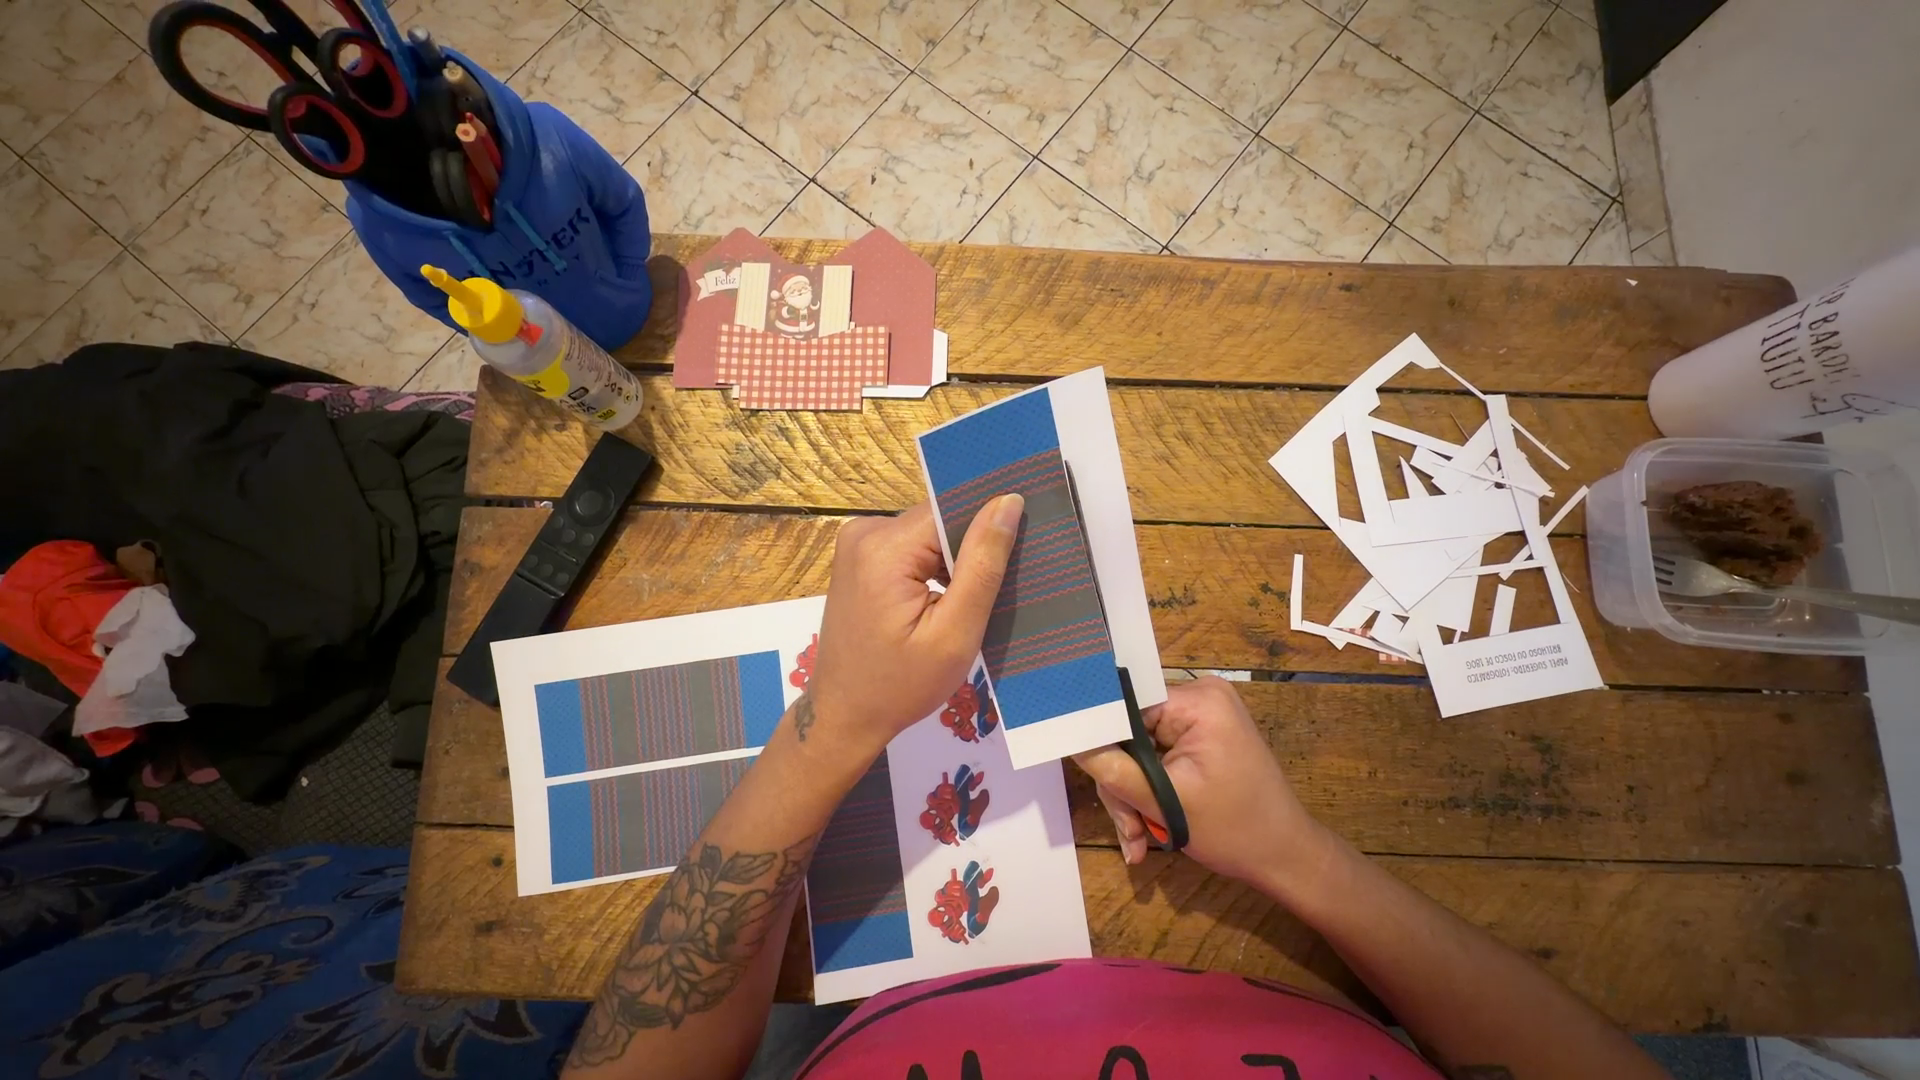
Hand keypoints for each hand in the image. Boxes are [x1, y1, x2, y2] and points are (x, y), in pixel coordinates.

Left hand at [806, 496, 1023, 753]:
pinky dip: (932, 568)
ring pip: (928, 533)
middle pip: (939, 520)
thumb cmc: (901, 685)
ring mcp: (857, 543)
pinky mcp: (859, 558)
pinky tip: (944, 602)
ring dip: (953, 561)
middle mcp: (864, 532)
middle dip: (971, 549)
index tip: (1021, 548)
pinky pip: (910, 547)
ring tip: (968, 602)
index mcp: (884, 547)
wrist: (845, 715)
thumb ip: (983, 564)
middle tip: (997, 589)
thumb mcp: (955, 633)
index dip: (989, 526)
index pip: (953, 509)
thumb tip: (1009, 502)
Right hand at [1074, 677, 1329, 891]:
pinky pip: (1155, 756)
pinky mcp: (1199, 737)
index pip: (1125, 705)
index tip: (1088, 772)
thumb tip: (1070, 741)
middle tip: (1130, 832)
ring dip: (1133, 796)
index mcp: (1198, 701)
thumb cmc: (1236, 830)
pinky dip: (1148, 791)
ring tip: (1140, 840)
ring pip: (1138, 749)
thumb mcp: (1166, 804)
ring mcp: (1200, 717)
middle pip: (1129, 731)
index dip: (1100, 739)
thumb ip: (1113, 770)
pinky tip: (1149, 830)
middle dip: (1122, 784)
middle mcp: (1199, 696)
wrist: (1286, 859)